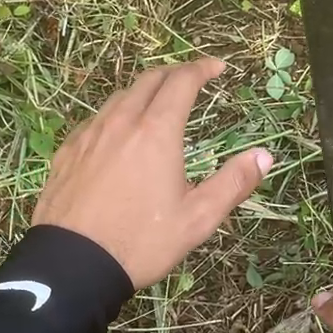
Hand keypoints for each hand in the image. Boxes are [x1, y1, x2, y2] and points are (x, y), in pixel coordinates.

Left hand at [35, 58, 271, 289]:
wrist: (71, 265)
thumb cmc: (141, 242)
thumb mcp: (197, 219)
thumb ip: (233, 183)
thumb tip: (264, 156)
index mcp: (156, 131)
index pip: (182, 81)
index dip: (203, 68)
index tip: (218, 68)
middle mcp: (122, 121)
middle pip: (150, 79)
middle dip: (175, 73)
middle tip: (192, 80)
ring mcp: (90, 133)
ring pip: (121, 96)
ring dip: (145, 92)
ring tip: (158, 105)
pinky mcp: (69, 150)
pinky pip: (97, 118)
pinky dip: (117, 114)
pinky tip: (119, 134)